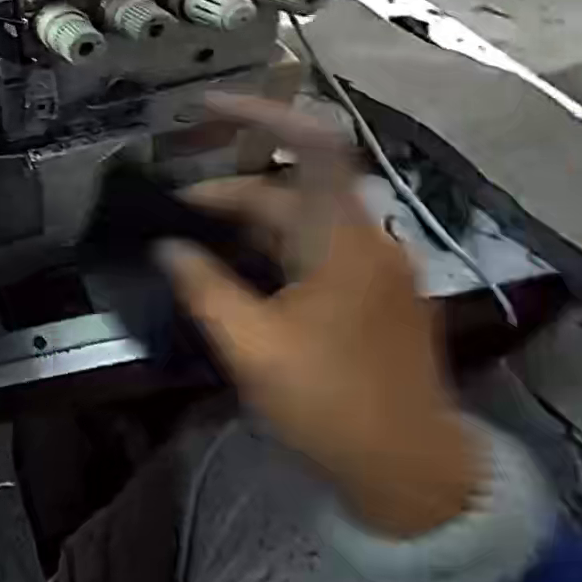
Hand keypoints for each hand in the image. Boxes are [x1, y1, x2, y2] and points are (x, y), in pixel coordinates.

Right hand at [156, 95, 480, 536]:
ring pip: (304, 220)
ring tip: (199, 243)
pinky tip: (243, 272)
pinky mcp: (377, 291)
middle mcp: (366, 237)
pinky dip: (276, 246)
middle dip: (231, 193)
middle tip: (177, 215)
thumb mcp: (252, 347)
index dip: (260, 114)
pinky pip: (319, 246)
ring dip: (251, 223)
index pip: (311, 145)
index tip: (206, 108)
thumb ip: (204, 287)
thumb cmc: (331, 404)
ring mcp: (377, 265)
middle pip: (293, 188)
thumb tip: (168, 247)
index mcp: (342, 239)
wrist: (414, 473)